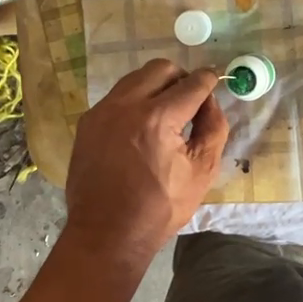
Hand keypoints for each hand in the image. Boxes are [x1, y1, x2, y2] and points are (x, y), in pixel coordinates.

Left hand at [63, 59, 230, 263]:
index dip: (209, 81)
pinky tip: (139, 127)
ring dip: (155, 86)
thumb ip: (214, 128)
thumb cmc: (160, 207)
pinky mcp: (88, 121)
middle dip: (181, 78)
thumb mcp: (201, 171)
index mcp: (158, 118)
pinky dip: (133, 102)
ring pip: (135, 78)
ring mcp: (102, 111)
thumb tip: (211, 101)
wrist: (106, 232)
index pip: (192, 83)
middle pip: (161, 68)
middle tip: (190, 100)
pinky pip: (116, 96)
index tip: (214, 81)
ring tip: (165, 112)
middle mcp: (126, 105)